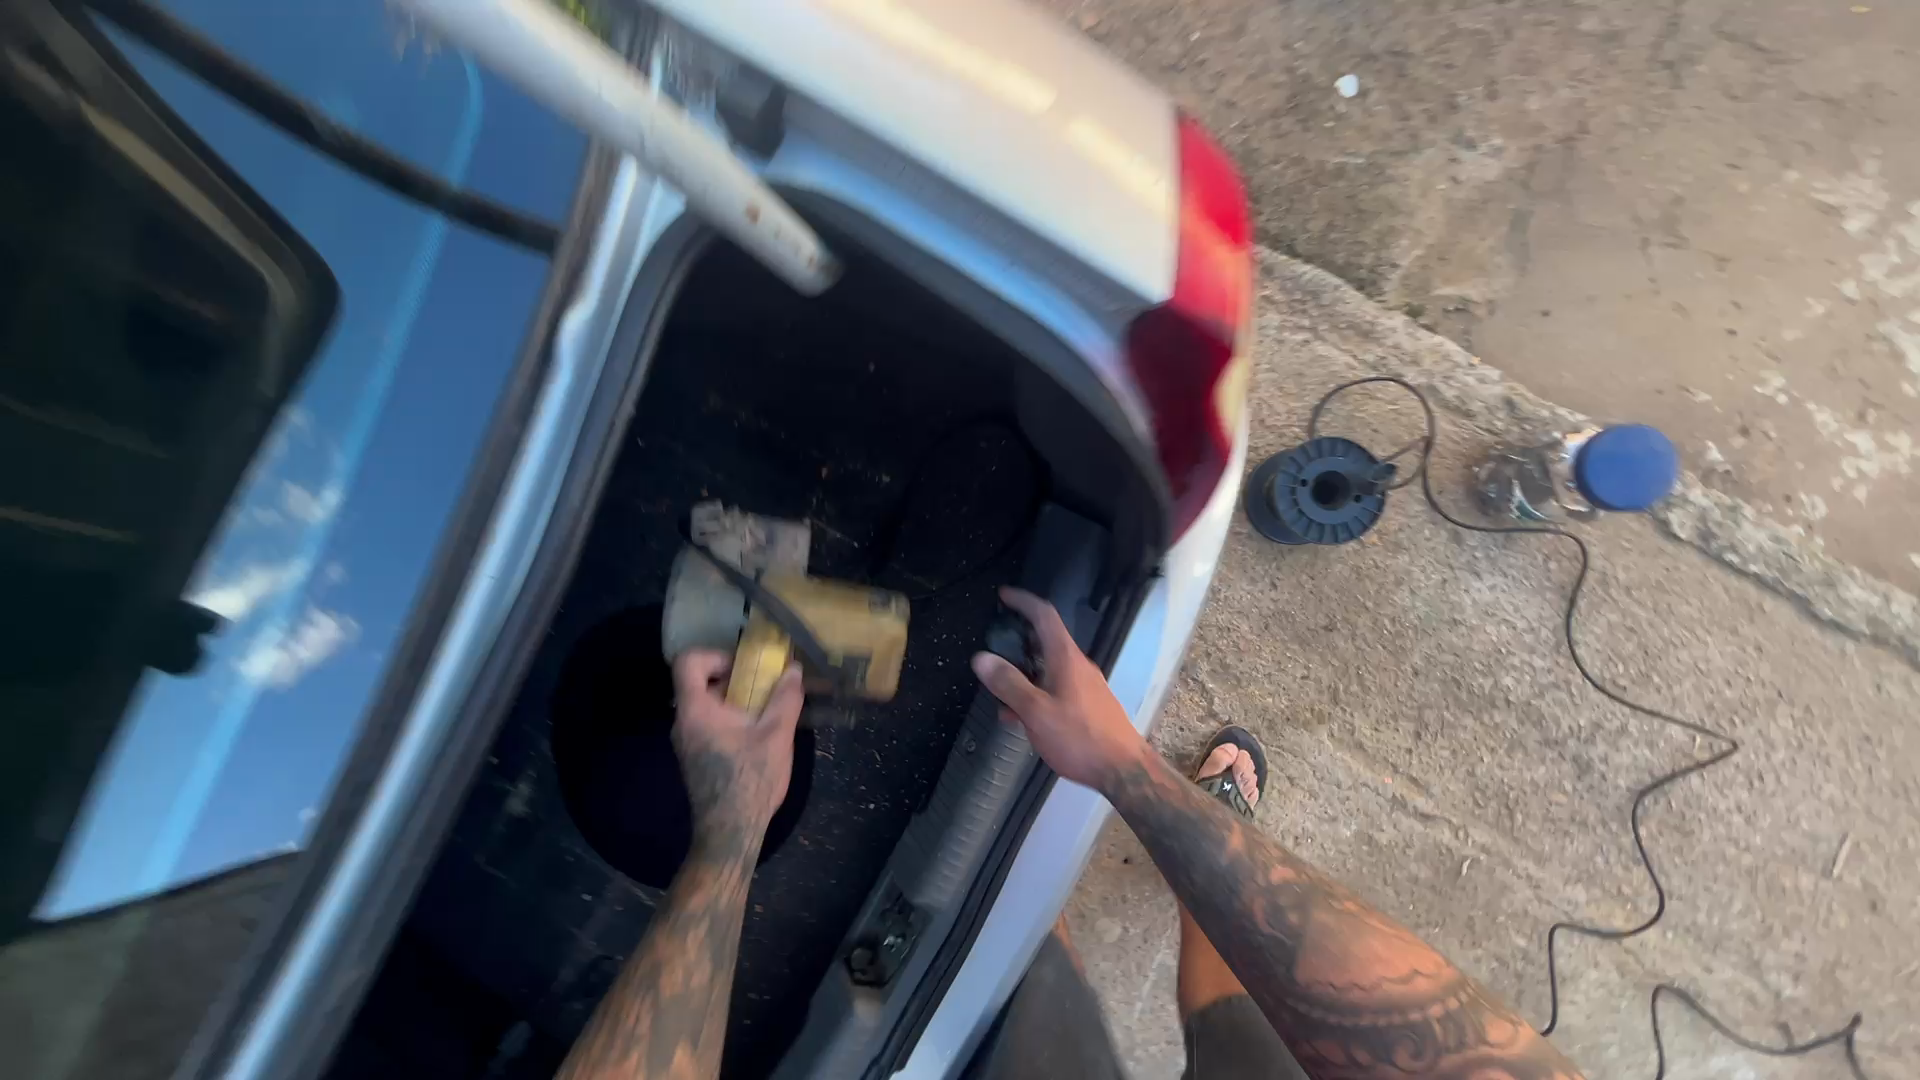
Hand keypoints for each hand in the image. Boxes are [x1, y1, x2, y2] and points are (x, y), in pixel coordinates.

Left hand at [671, 650, 804, 845]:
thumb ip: (786, 698)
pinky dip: (730, 718)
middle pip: (699, 681)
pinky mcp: (695, 757)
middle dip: (734, 676)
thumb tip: (793, 669)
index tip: (744, 667)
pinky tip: (757, 735)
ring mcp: (686, 742)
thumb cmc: (751, 779)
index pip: (688, 662)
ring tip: (766, 710)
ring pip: (705, 704)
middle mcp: (683, 722)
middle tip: (764, 685)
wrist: (730, 831)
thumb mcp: (777, 734)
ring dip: (735, 699)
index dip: (716, 655)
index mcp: (696, 710)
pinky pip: (708, 723)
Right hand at [970, 587, 1145, 790]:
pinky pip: (1055, 689)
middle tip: (993, 649)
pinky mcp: (1087, 705)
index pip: (1044, 615)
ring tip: (999, 695)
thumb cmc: (1080, 737)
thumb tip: (981, 657)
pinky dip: (1035, 694)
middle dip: (1017, 642)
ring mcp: (1084, 685)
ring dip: (1022, 675)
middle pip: (1044, 641)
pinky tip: (1019, 719)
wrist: (1124, 771)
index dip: (1023, 601)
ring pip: (1047, 669)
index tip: (1003, 595)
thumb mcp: (1036, 712)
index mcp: (1065, 658)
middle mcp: (1077, 665)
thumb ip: (1008, 684)